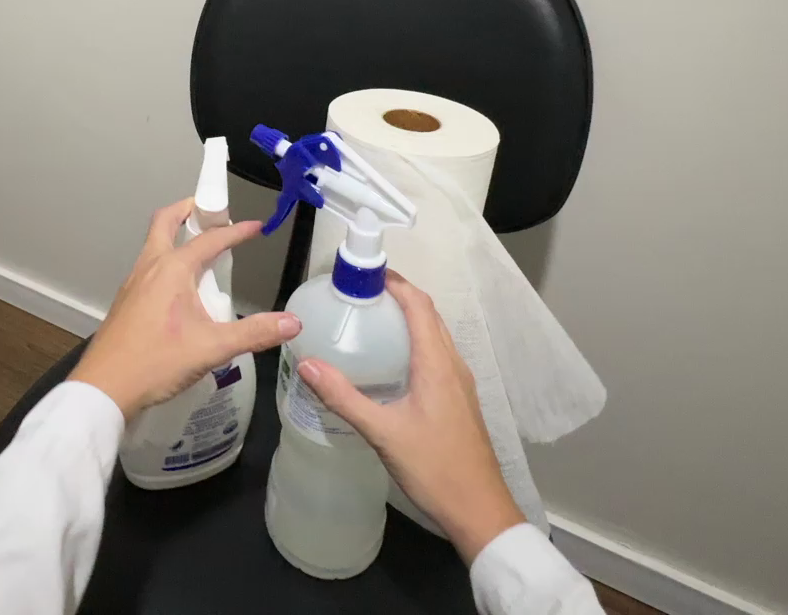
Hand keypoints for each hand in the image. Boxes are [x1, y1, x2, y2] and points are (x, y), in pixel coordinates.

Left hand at [70, 198, 300, 420]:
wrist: (104, 387)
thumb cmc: (156, 362)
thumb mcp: (212, 348)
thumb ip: (254, 334)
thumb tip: (292, 323)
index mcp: (172, 269)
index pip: (210, 239)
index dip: (236, 231)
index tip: (256, 226)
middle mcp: (151, 266)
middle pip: (166, 221)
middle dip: (189, 209)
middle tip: (212, 212)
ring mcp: (134, 281)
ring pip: (154, 243)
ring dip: (176, 234)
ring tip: (201, 247)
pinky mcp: (127, 299)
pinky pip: (149, 265)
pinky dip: (167, 259)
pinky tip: (180, 286)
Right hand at [297, 272, 524, 561]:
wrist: (481, 513)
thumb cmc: (435, 468)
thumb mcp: (382, 433)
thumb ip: (344, 396)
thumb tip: (306, 362)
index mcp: (437, 362)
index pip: (418, 304)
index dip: (393, 282)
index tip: (361, 273)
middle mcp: (452, 364)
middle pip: (427, 313)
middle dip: (396, 294)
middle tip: (357, 292)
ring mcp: (459, 382)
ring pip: (434, 333)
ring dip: (407, 316)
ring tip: (369, 317)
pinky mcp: (459, 398)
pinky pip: (436, 352)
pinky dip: (414, 339)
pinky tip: (389, 359)